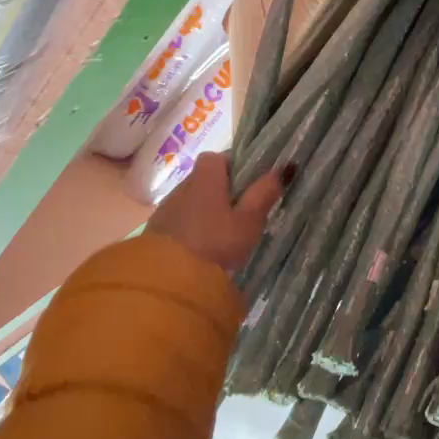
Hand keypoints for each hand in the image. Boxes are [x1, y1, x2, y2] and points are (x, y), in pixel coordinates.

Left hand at [146, 152, 290, 272]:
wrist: (170, 280)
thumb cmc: (215, 244)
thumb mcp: (249, 221)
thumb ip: (264, 193)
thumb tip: (284, 168)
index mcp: (205, 180)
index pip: (215, 157)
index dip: (231, 165)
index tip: (247, 183)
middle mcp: (182, 188)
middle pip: (203, 179)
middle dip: (220, 190)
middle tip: (241, 211)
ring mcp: (165, 211)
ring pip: (190, 201)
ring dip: (204, 210)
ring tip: (222, 233)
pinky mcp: (155, 234)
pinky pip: (178, 221)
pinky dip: (190, 227)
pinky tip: (202, 247)